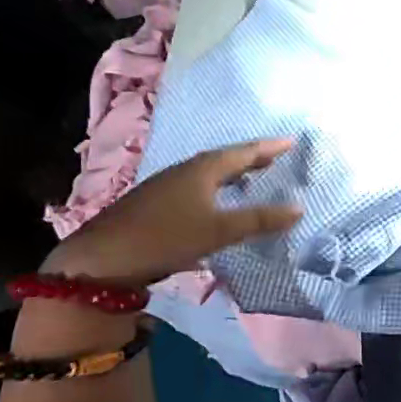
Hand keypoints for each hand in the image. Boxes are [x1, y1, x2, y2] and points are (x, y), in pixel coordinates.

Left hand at [42, 138, 301, 287]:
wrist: (101, 259)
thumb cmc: (165, 237)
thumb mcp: (219, 230)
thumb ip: (259, 220)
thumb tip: (299, 208)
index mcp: (203, 169)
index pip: (243, 152)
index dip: (268, 148)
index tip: (291, 142)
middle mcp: (185, 170)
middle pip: (225, 159)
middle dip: (251, 158)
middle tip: (275, 159)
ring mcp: (167, 185)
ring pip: (208, 172)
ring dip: (232, 173)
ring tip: (251, 178)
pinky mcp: (155, 202)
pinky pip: (196, 185)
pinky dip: (216, 187)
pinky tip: (217, 202)